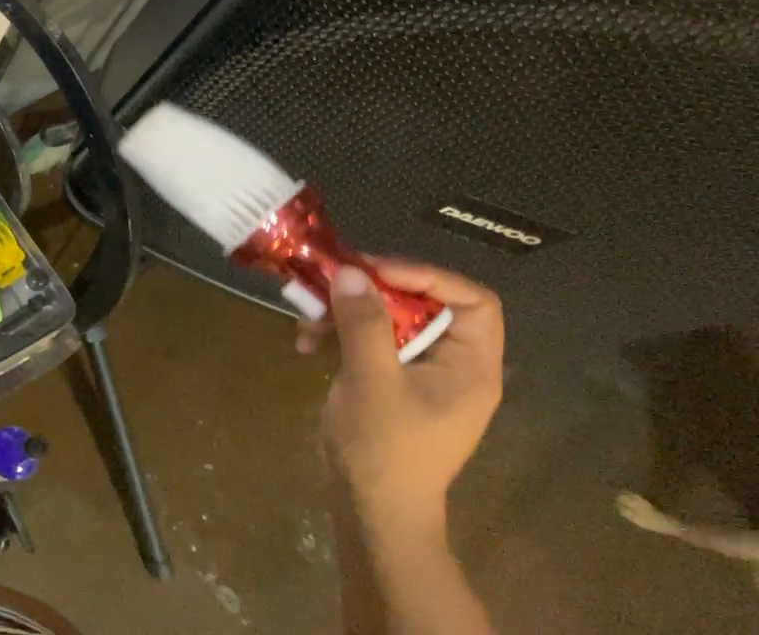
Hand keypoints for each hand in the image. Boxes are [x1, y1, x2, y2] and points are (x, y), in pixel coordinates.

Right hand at [299, 258, 503, 528]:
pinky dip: (337, 335)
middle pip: (422, 305)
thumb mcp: (372, 380)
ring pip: (388, 320)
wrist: (371, 508)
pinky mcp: (387, 383)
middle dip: (372, 292)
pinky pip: (368, 342)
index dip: (426, 276)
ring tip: (308, 321)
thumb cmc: (384, 446)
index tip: (374, 270)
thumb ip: (364, 324)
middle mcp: (452, 364)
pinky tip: (307, 345)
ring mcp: (418, 374)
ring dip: (345, 314)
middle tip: (330, 284)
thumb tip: (350, 272)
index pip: (471, 301)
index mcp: (470, 365)